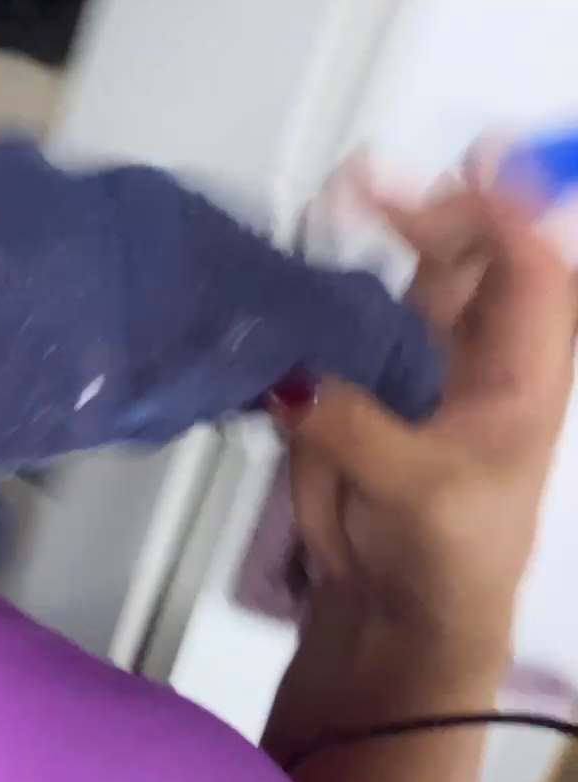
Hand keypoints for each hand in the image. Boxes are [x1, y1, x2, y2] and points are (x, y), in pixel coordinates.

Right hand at [277, 177, 575, 659]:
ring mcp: (388, 384)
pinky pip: (312, 355)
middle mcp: (457, 364)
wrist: (390, 599)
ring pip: (373, 306)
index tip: (466, 167)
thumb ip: (355, 425)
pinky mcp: (328, 409)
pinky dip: (291, 330)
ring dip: (347, 267)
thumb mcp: (420, 483)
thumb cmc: (448, 546)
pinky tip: (268, 306)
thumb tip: (287, 376)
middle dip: (419, 220)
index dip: (507, 215)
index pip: (529, 274)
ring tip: (312, 225)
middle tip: (364, 184)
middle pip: (450, 271)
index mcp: (518, 374)